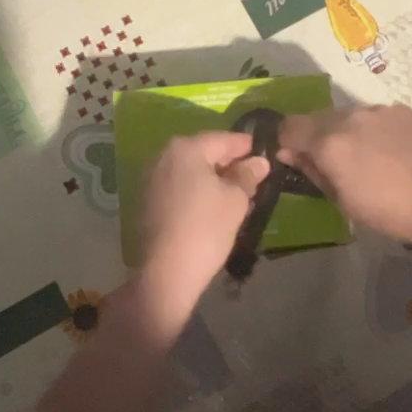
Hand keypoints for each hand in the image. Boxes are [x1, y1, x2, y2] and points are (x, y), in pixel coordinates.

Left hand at [133, 131, 268, 328]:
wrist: (165, 272)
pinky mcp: (147, 200)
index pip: (223, 139)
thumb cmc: (206, 229)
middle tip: (253, 175)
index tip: (264, 151)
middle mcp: (163, 156)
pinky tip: (213, 205)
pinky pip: (178, 186)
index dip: (245, 146)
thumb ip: (247, 176)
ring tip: (237, 193)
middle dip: (228, 162)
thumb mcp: (236, 200)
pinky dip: (196, 190)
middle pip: (203, 152)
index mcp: (186, 149)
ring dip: (212, 178)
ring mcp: (151, 178)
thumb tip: (258, 162)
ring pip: (190, 170)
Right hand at [279, 104, 411, 250]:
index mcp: (330, 143)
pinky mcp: (403, 111)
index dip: (284, 142)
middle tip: (328, 164)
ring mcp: (379, 110)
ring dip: (343, 132)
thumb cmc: (393, 214)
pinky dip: (370, 130)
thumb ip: (314, 172)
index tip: (291, 159)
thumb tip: (293, 155)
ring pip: (345, 116)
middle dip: (314, 137)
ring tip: (363, 159)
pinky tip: (387, 152)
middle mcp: (350, 117)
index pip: (288, 127)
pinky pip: (373, 116)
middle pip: (316, 119)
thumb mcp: (344, 202)